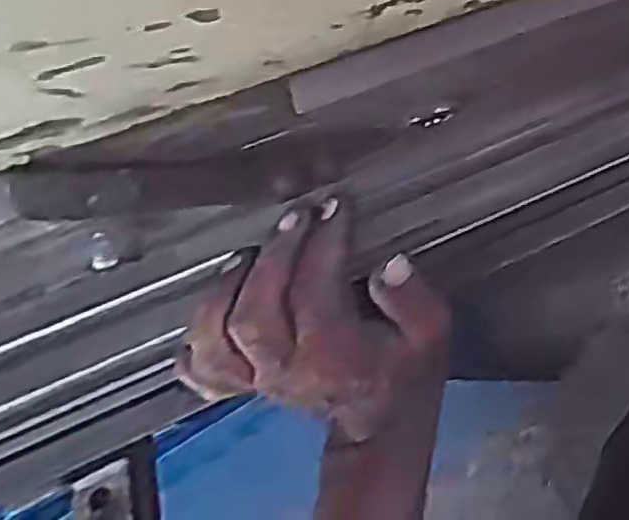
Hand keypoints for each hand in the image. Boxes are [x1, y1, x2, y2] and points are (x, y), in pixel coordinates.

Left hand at [176, 198, 450, 443]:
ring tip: (251, 250)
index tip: (337, 208)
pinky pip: (200, 366)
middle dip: (277, 254)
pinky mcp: (245, 384)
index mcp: (332, 351)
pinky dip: (196, 334)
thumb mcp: (432, 329)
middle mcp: (285, 366)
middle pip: (257, 308)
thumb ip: (412, 296)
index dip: (323, 243)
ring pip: (215, 336)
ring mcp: (258, 378)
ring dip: (228, 287)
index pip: (313, 289)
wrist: (384, 421)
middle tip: (299, 216)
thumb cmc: (410, 369)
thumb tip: (392, 262)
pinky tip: (214, 303)